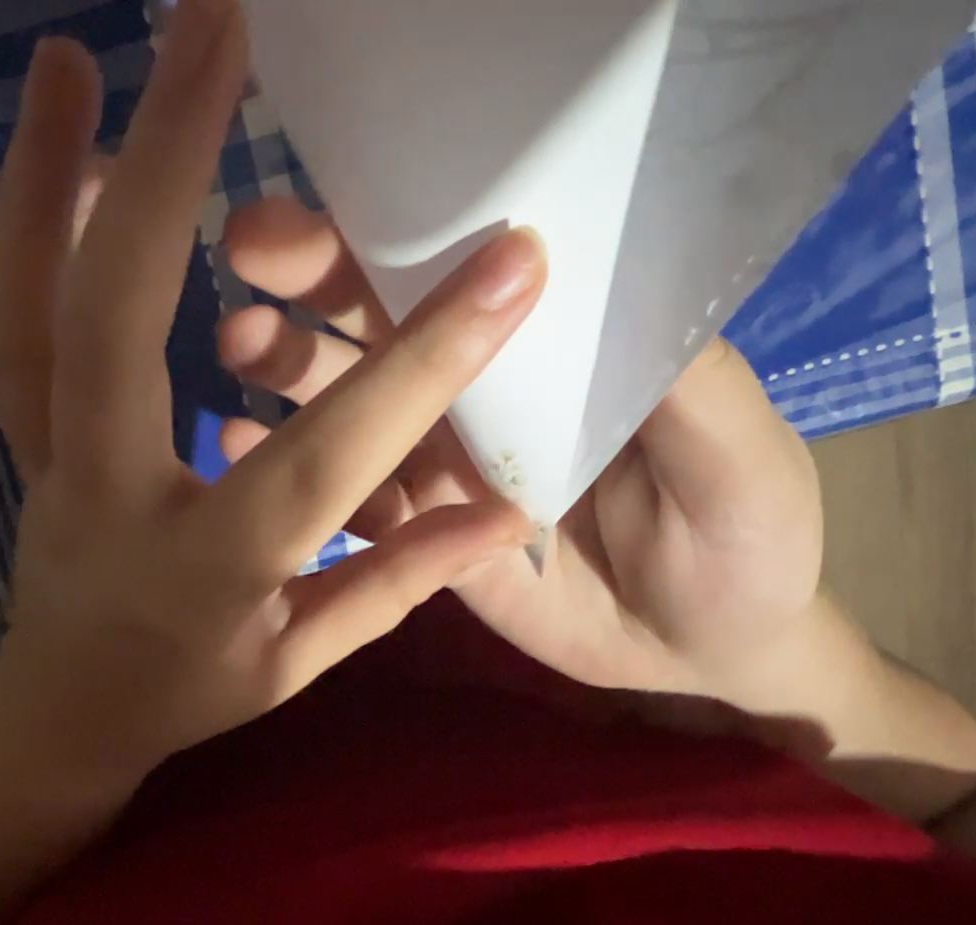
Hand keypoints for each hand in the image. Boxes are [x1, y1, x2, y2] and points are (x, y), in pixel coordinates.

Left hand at [0, 1, 543, 771]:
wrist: (62, 713)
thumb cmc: (186, 694)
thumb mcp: (298, 663)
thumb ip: (395, 586)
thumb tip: (501, 517)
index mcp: (206, 567)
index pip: (323, 455)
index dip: (418, 364)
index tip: (508, 261)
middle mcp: (110, 494)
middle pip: (118, 318)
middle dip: (167, 161)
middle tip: (213, 23)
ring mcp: (48, 457)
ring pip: (29, 305)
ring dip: (47, 172)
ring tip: (69, 57)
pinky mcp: (22, 437)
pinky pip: (10, 326)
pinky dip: (26, 233)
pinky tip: (64, 159)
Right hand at [217, 198, 826, 709]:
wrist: (702, 654)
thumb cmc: (742, 543)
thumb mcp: (740, 460)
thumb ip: (686, 384)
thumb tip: (599, 278)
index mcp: (551, 357)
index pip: (465, 280)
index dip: (393, 241)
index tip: (314, 218)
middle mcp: (483, 399)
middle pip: (386, 333)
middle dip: (314, 290)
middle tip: (245, 263)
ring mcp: (440, 468)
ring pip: (350, 411)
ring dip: (289, 373)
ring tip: (234, 346)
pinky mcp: (416, 536)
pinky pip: (348, 503)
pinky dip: (292, 476)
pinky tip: (237, 449)